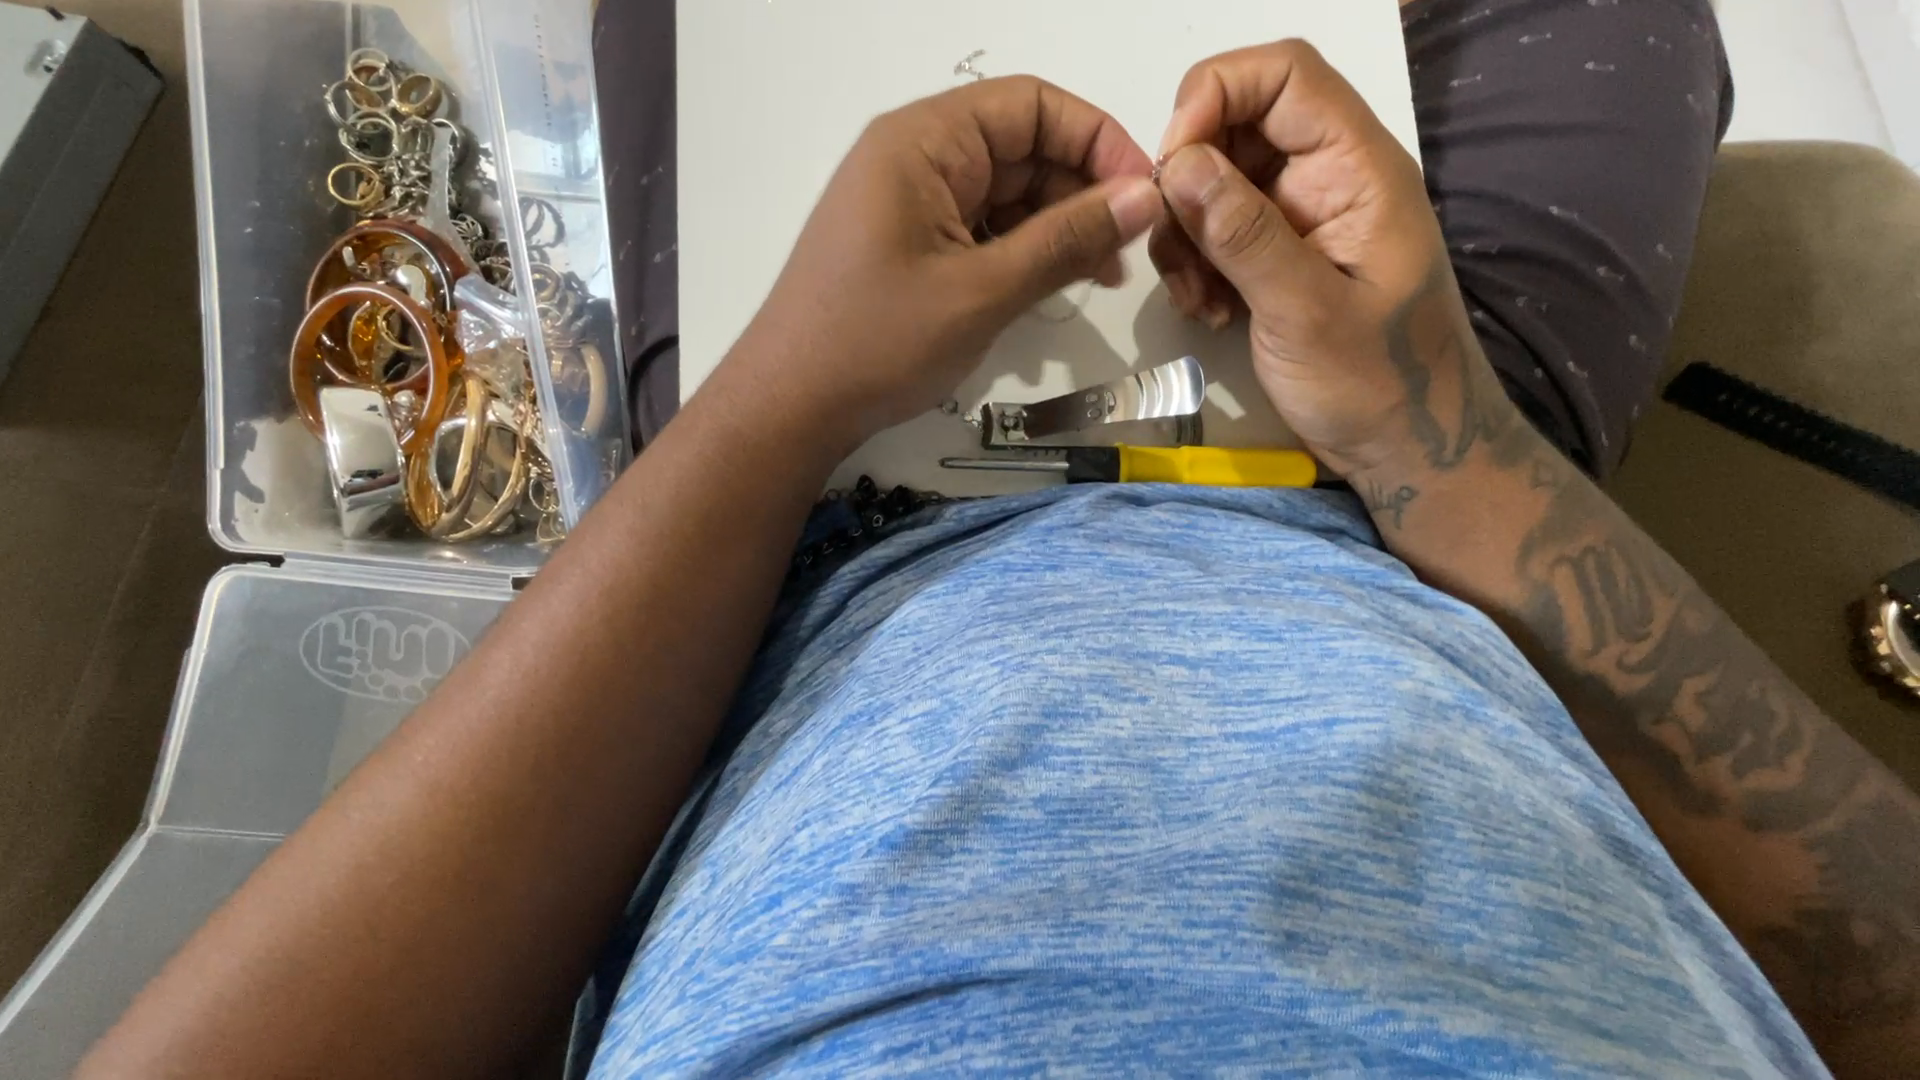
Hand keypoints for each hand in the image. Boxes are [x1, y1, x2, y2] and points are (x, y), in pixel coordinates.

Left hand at [716, 76, 1164, 453]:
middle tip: (1127, 252)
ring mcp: (909, 205)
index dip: (1096, 141)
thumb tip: (1145, 197)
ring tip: (1099, 277)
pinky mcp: (908, 247)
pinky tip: (1050, 287)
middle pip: (1021, 149)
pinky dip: (1019, 254)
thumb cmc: (878, 343)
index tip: (1143, 197)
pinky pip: (979, 231)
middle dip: (1080, 193)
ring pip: (1004, 195)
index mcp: (924, 141)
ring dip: (1055, 229)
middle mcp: (915, 158)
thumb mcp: (982, 291)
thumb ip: (1067, 240)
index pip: (1032, 105)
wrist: (792, 406)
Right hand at [1150, 41, 1519, 477]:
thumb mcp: (1305, 310)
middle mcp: (1325, 180)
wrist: (1403, 448)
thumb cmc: (1375, 383)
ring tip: (1195, 299)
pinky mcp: (1276, 261)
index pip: (1283, 75)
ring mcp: (1298, 222)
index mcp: (1355, 168)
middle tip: (1175, 253)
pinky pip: (1216, 236)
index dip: (1215, 96)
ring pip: (1214, 186)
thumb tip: (1180, 163)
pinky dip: (1195, 267)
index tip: (1171, 169)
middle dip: (1187, 186)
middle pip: (1235, 129)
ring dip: (1185, 237)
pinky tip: (1207, 313)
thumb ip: (1244, 233)